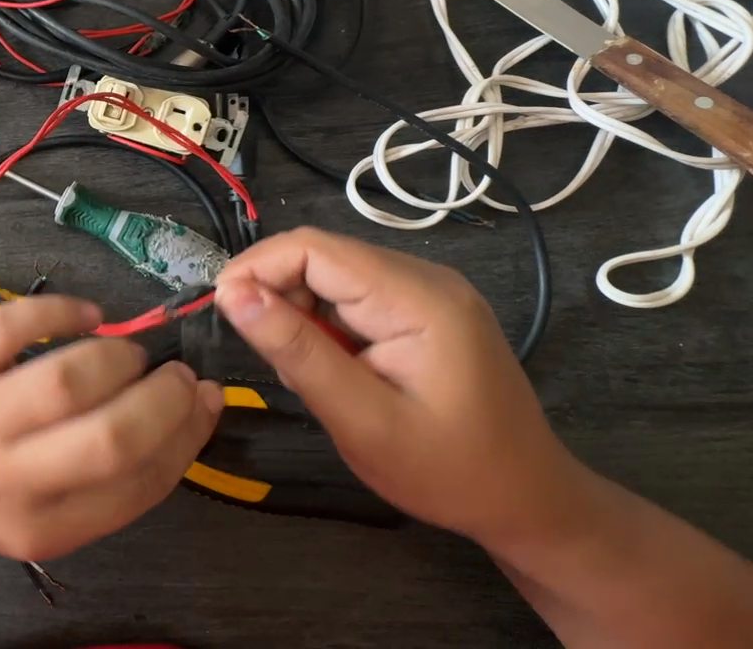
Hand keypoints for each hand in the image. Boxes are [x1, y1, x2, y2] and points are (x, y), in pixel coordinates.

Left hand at [0, 295, 222, 561]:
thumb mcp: (39, 517)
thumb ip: (105, 482)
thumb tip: (182, 416)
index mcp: (44, 525)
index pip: (138, 485)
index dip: (186, 439)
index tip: (205, 403)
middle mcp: (11, 477)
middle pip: (110, 437)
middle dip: (163, 400)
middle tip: (176, 374)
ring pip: (64, 379)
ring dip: (115, 358)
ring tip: (128, 352)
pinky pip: (12, 326)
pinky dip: (59, 309)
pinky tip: (86, 313)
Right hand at [213, 228, 589, 547]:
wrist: (528, 504)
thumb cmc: (447, 472)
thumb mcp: (361, 420)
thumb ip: (295, 351)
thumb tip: (229, 293)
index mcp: (420, 300)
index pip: (312, 248)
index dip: (256, 268)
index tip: (224, 311)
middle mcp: (425, 278)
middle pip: (318, 254)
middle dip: (276, 294)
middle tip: (270, 354)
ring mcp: (426, 289)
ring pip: (326, 272)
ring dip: (296, 310)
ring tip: (308, 369)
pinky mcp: (420, 305)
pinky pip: (346, 291)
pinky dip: (320, 321)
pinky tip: (332, 363)